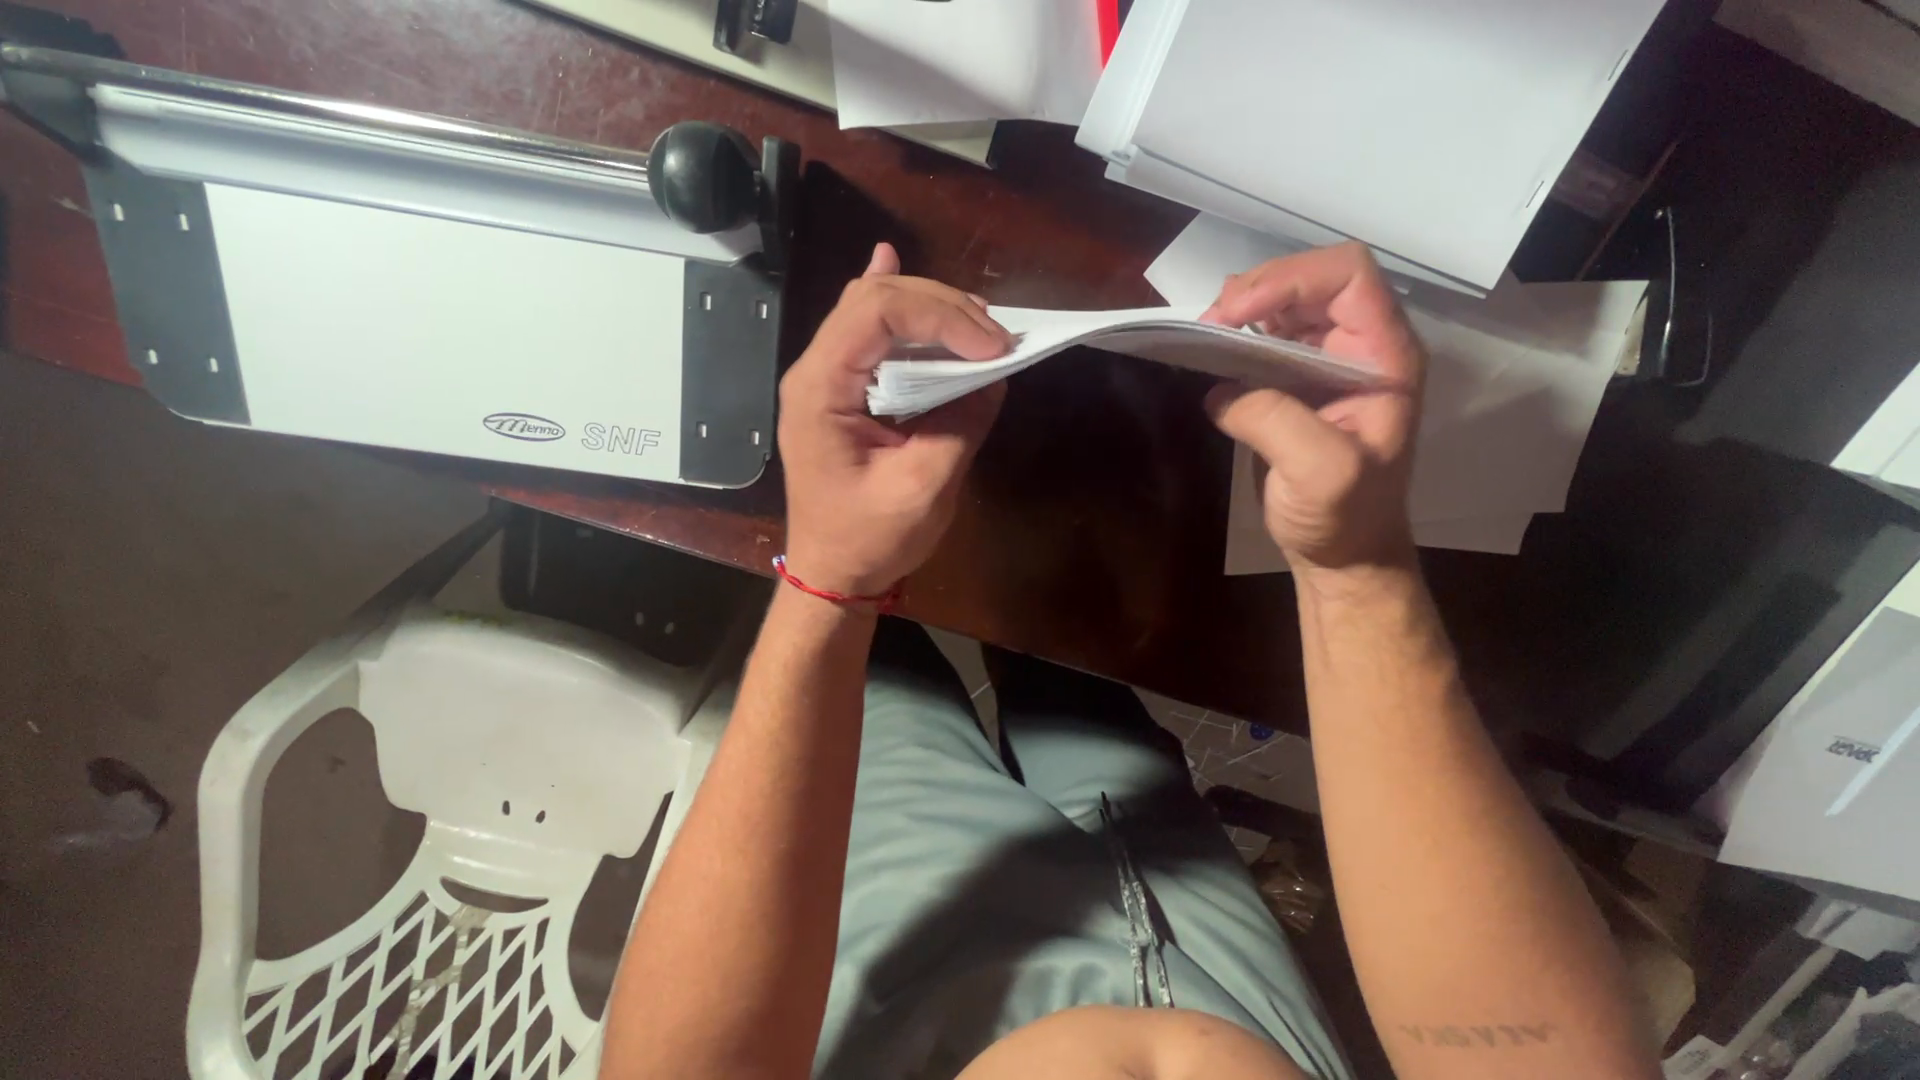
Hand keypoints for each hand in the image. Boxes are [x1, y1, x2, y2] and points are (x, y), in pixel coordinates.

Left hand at [778, 243, 1011, 596]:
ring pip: (870, 309)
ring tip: (976, 324)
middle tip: (995, 337)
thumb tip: (992, 376)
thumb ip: (961, 423)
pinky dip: (893, 308)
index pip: (877, 312)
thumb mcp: (924, 486)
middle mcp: (814, 371)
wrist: (832, 573)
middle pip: (873, 299)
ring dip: (927, 308)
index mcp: (821, 389)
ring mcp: (822, 378)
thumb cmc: (869, 538)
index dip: (941, 315)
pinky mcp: (839, 390)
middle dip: (940, 306)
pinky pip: (863, 332)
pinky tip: (892, 262)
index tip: (992, 347)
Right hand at [1201, 243, 1425, 579]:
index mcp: (1384, 356)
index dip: (1290, 279)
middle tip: (1210, 325)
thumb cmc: (1345, 517)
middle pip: (1313, 279)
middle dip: (1258, 290)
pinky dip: (1235, 335)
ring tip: (1207, 335)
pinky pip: (1266, 335)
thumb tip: (1223, 390)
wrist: (1342, 554)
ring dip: (1243, 308)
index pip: (1349, 276)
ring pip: (1286, 302)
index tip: (1237, 315)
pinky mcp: (1296, 382)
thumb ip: (1275, 420)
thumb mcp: (1319, 472)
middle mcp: (1362, 348)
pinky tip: (1213, 355)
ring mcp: (1329, 362)